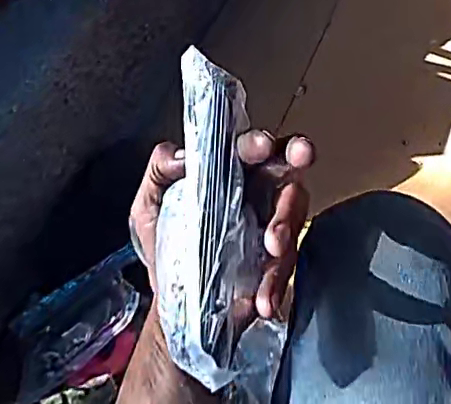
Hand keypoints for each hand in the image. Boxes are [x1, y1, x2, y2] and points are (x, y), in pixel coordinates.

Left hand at [128, 131, 314, 320]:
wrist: (174, 309)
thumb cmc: (166, 246)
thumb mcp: (148, 206)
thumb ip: (159, 171)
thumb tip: (180, 157)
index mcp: (228, 171)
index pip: (247, 145)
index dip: (258, 140)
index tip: (260, 146)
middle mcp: (256, 191)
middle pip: (284, 164)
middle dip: (296, 157)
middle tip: (302, 155)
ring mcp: (271, 226)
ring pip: (294, 210)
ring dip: (288, 225)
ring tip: (273, 248)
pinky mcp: (276, 264)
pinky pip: (286, 265)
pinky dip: (277, 280)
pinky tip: (264, 297)